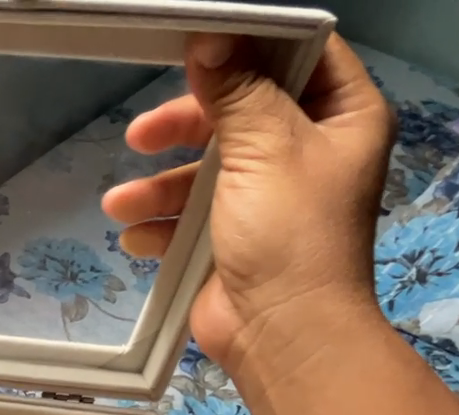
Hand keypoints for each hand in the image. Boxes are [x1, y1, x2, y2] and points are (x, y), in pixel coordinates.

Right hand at [101, 33, 393, 383]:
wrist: (280, 330)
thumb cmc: (289, 232)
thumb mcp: (265, 150)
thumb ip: (238, 94)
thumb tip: (211, 41)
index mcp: (339, 119)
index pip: (299, 60)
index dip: (248, 50)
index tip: (195, 49)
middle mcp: (303, 154)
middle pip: (235, 117)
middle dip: (182, 129)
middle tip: (138, 136)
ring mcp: (262, 200)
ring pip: (201, 173)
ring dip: (156, 188)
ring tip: (119, 204)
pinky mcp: (228, 241)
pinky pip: (187, 221)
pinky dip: (159, 227)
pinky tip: (135, 237)